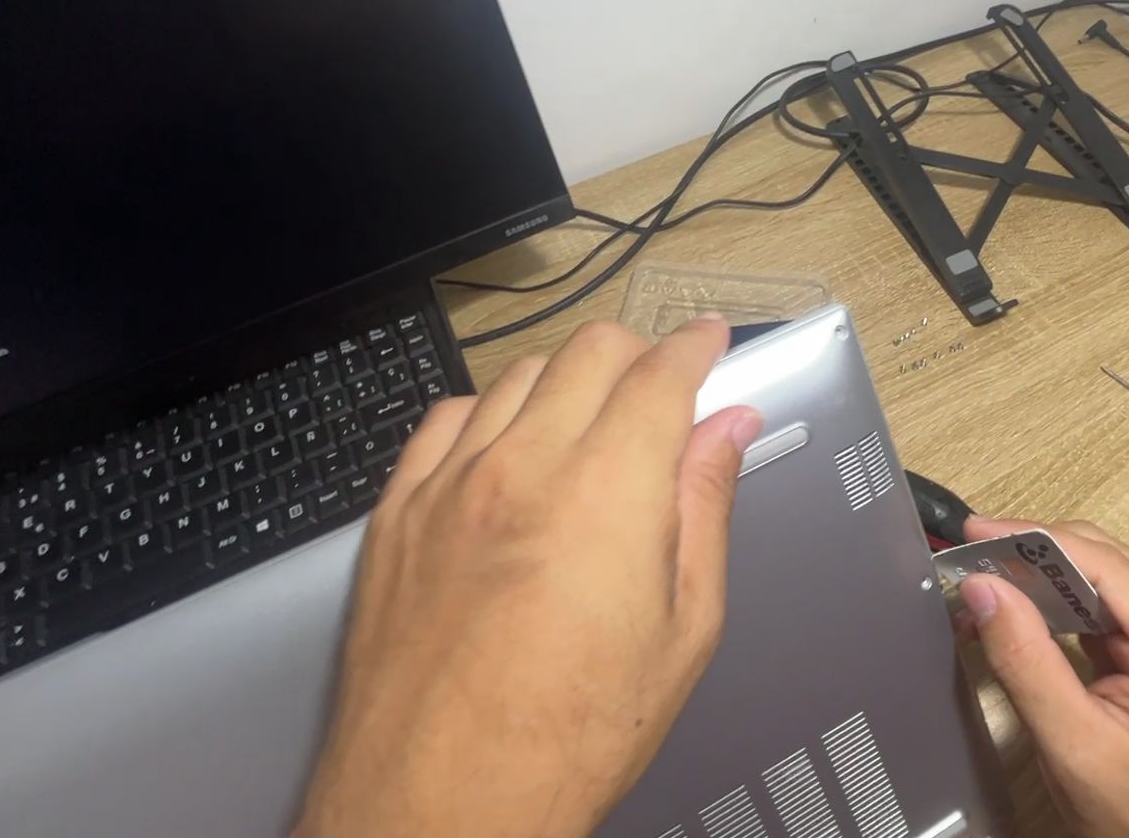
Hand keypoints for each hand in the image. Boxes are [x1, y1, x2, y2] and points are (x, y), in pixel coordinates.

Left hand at [296, 316, 762, 837]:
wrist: (435, 816)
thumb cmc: (572, 735)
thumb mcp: (684, 628)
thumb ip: (707, 506)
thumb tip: (730, 430)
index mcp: (608, 493)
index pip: (662, 373)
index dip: (697, 344)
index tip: (710, 338)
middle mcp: (526, 467)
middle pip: (593, 349)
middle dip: (641, 351)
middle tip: (660, 388)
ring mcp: (451, 483)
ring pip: (522, 371)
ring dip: (572, 378)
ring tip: (592, 423)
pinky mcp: (398, 511)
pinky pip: (449, 415)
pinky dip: (495, 410)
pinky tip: (512, 446)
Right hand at [958, 517, 1128, 837]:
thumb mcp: (1075, 748)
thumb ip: (1026, 661)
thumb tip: (982, 587)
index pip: (1105, 565)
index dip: (1035, 539)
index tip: (976, 534)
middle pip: (1104, 560)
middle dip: (1032, 553)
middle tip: (972, 560)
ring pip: (1102, 574)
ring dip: (1041, 574)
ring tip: (986, 584)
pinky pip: (1105, 602)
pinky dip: (1057, 600)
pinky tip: (1019, 609)